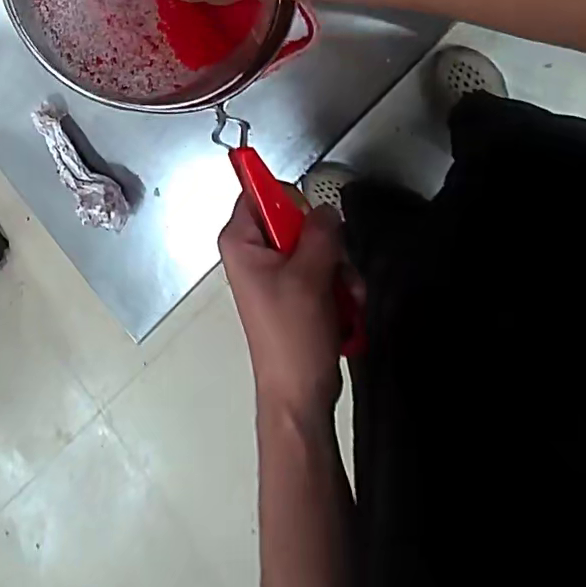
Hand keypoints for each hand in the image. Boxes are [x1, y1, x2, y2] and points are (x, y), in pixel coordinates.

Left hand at [220, 194, 345, 417]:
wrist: (299, 393)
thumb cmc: (293, 336)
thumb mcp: (309, 276)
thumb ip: (320, 233)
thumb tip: (327, 208)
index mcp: (240, 241)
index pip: (257, 193)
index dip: (287, 197)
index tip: (310, 216)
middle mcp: (252, 251)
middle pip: (294, 219)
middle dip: (325, 243)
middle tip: (335, 267)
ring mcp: (273, 271)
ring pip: (315, 245)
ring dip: (338, 269)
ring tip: (343, 297)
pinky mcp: (293, 289)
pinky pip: (321, 268)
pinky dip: (338, 285)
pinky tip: (345, 309)